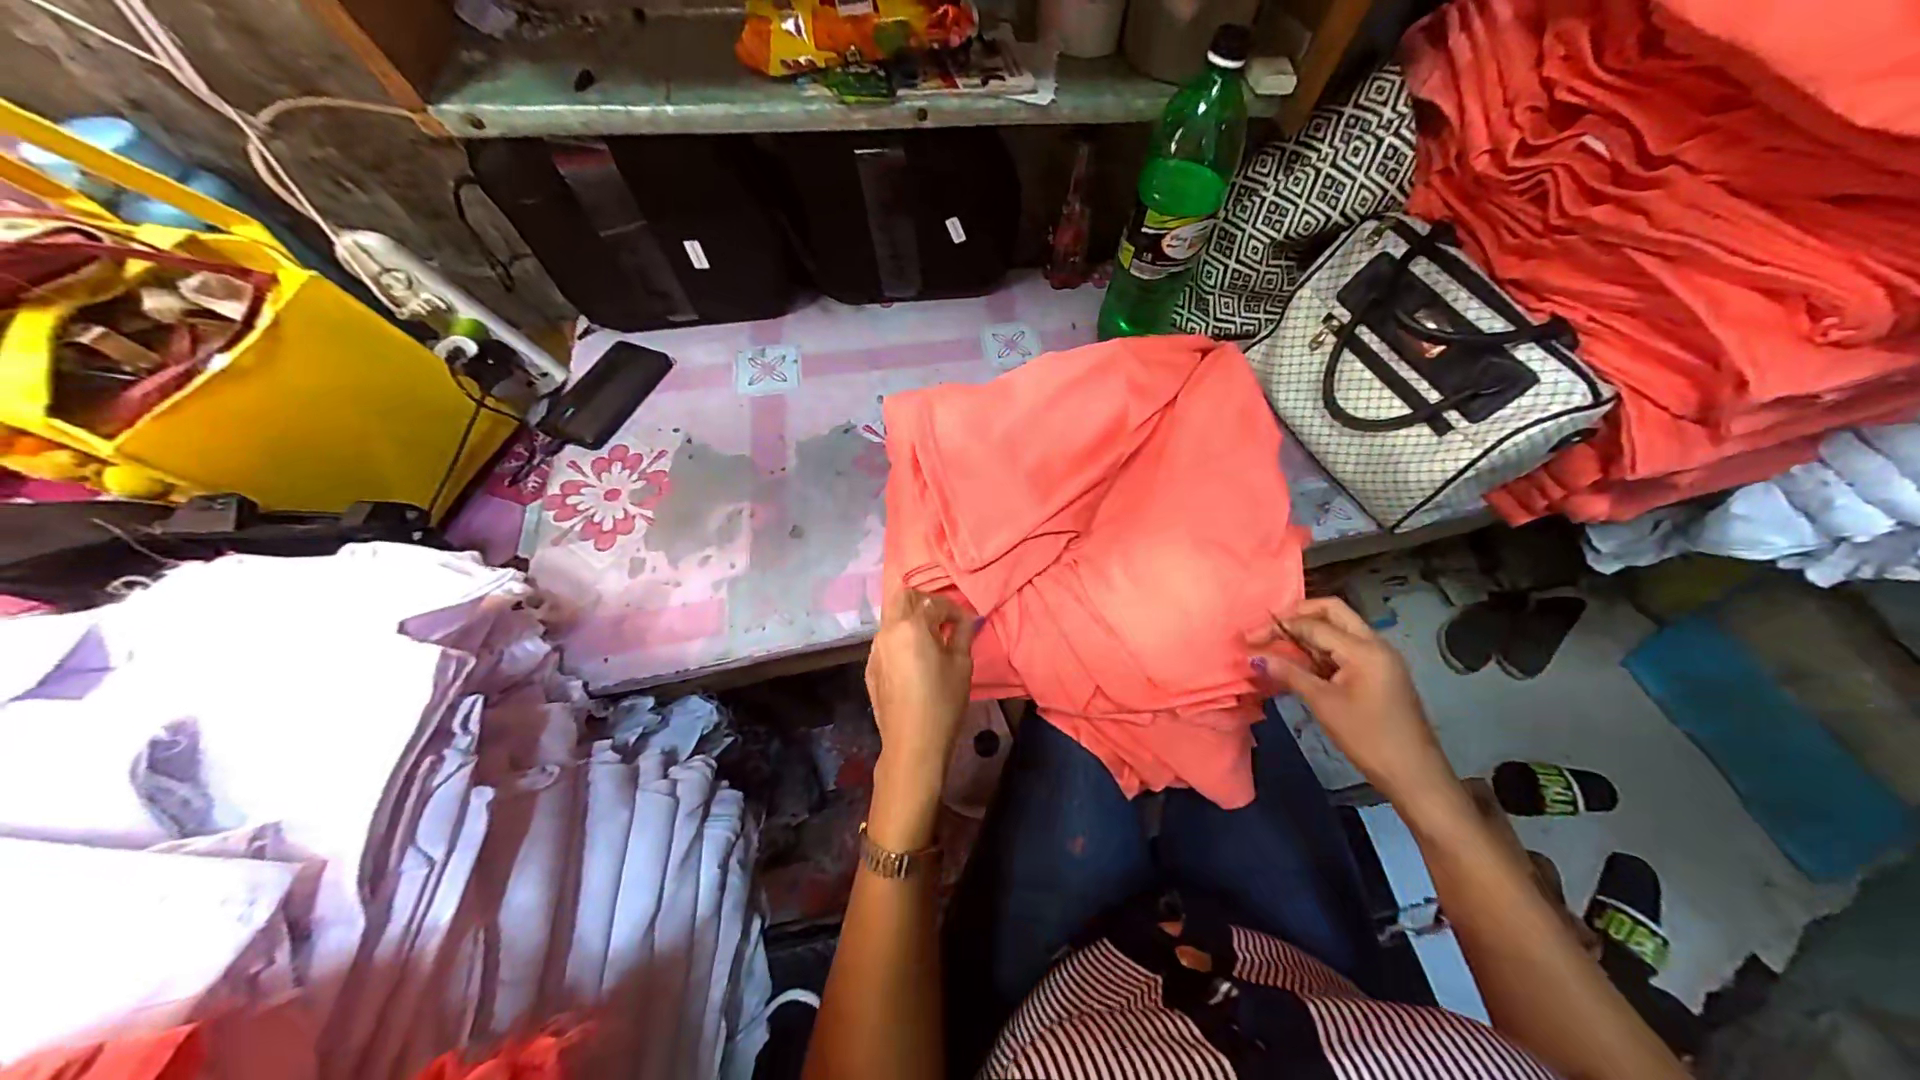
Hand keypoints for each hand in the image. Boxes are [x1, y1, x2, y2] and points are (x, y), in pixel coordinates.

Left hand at [864, 589, 976, 844]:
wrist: (912, 743)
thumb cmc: (942, 702)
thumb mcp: (961, 665)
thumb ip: (962, 634)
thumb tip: (965, 620)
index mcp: (911, 626)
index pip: (934, 603)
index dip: (954, 610)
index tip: (965, 624)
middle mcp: (887, 631)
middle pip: (903, 597)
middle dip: (925, 602)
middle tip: (944, 621)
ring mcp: (875, 649)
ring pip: (891, 618)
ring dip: (911, 619)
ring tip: (932, 640)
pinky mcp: (870, 667)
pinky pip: (886, 641)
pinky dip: (901, 639)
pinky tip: (916, 660)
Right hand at [1248, 597, 1454, 805]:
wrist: (1414, 773)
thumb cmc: (1367, 737)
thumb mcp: (1324, 704)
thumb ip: (1290, 674)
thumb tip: (1255, 657)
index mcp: (1364, 649)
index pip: (1313, 625)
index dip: (1277, 628)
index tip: (1248, 639)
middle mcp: (1375, 644)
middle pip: (1332, 611)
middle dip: (1297, 615)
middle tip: (1269, 630)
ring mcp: (1380, 657)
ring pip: (1339, 628)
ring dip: (1309, 632)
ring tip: (1279, 646)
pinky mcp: (1379, 671)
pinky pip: (1346, 647)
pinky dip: (1321, 648)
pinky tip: (1301, 662)